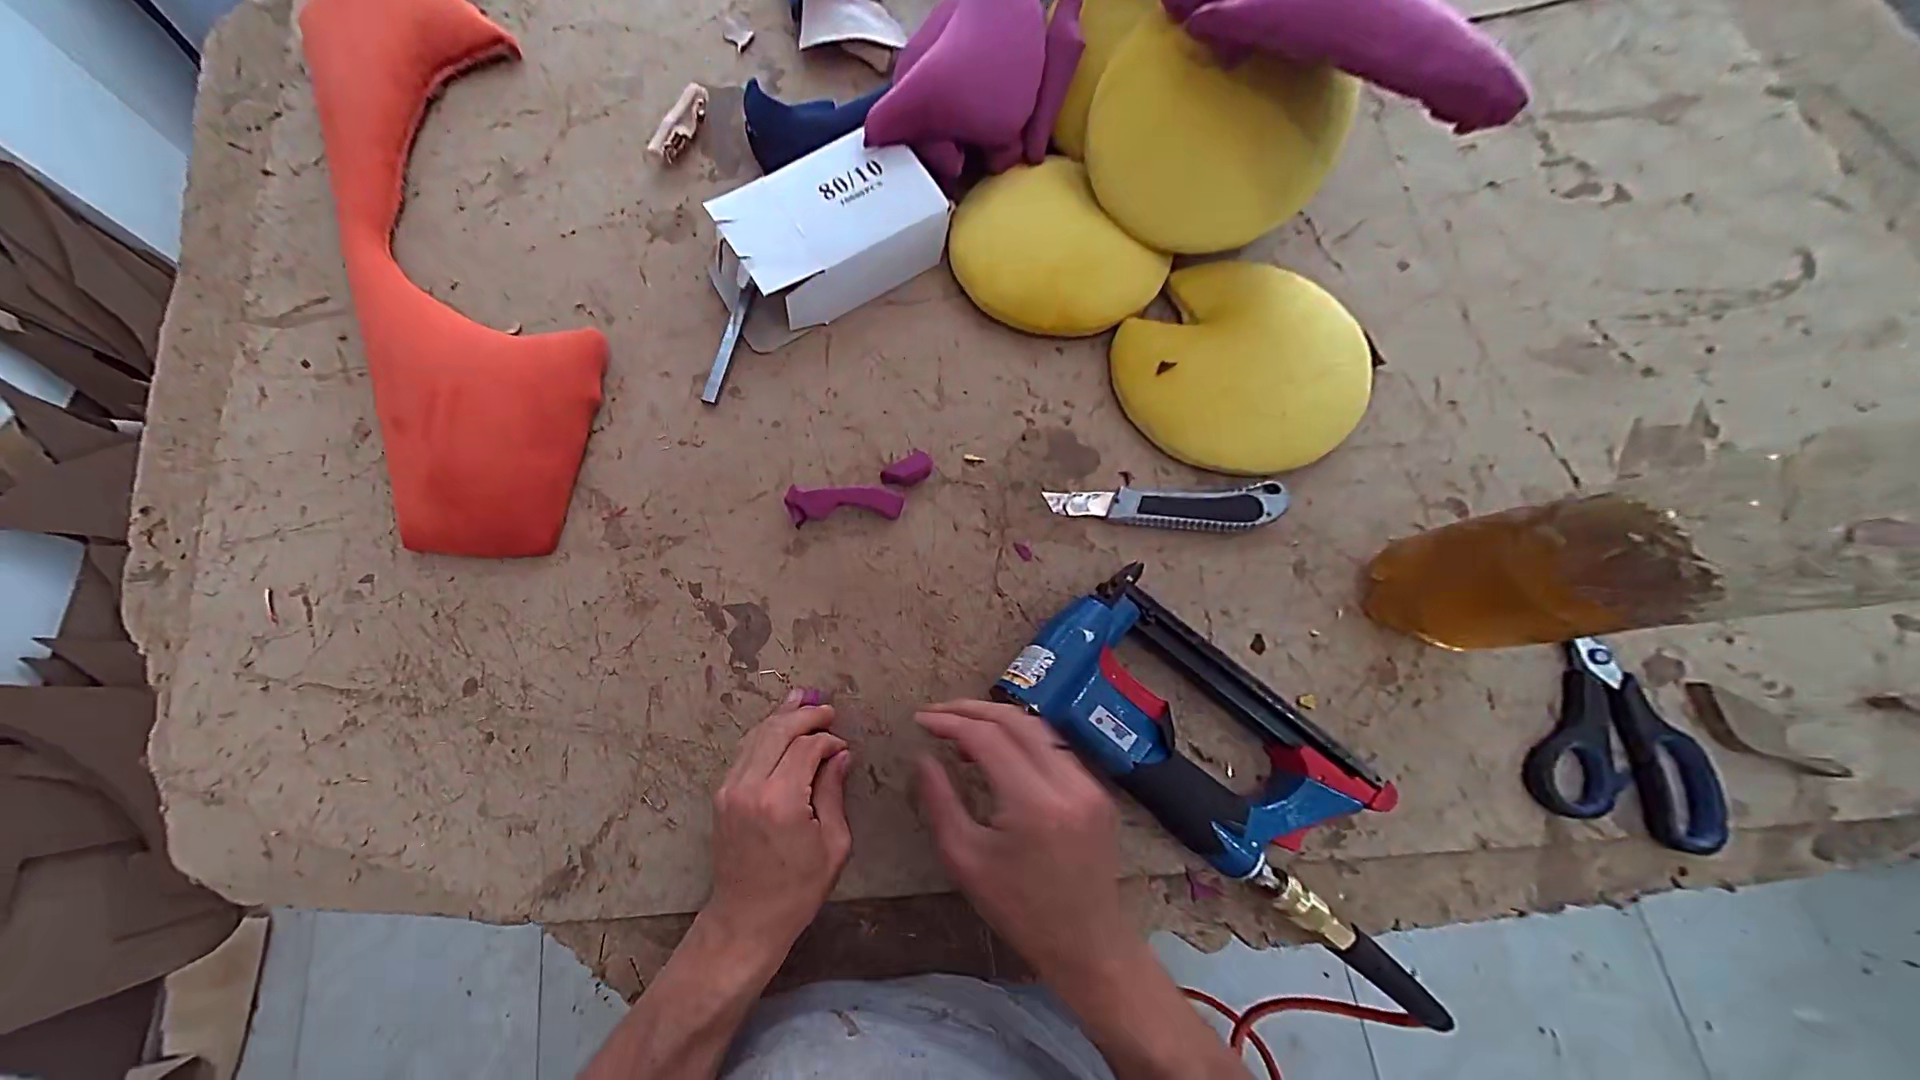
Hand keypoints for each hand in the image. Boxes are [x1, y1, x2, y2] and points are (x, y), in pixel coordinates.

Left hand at [706, 689, 853, 954]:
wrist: (746, 920)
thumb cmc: (797, 889)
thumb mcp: (833, 844)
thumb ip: (834, 792)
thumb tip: (840, 756)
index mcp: (781, 801)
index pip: (807, 748)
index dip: (828, 740)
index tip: (842, 748)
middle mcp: (750, 788)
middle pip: (778, 731)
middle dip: (805, 715)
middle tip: (827, 710)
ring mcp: (730, 790)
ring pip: (757, 736)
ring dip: (781, 717)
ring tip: (802, 701)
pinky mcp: (721, 796)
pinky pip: (744, 752)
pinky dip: (763, 734)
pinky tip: (778, 725)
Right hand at [914, 699, 1128, 978]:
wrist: (1087, 943)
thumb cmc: (1018, 909)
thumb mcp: (964, 860)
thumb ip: (940, 801)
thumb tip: (923, 756)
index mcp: (1033, 803)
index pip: (987, 738)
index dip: (950, 722)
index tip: (921, 720)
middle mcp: (1068, 783)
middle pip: (1015, 720)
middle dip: (971, 709)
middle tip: (937, 713)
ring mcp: (1089, 783)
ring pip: (1038, 727)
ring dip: (997, 719)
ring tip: (962, 729)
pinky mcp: (1098, 789)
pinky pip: (1054, 747)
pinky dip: (1022, 738)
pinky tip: (999, 750)